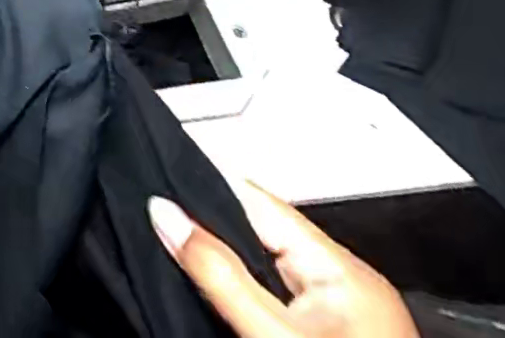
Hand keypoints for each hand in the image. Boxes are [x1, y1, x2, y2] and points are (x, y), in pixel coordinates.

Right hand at [149, 184, 418, 337]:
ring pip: (266, 269)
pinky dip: (244, 293)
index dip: (207, 187)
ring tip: (176, 250)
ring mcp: (342, 317)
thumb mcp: (274, 336)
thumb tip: (165, 213)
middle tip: (158, 221)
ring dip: (225, 262)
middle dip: (211, 227)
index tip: (160, 181)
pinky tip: (215, 296)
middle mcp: (346, 284)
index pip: (259, 201)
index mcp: (341, 267)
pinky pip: (278, 300)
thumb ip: (219, 275)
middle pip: (261, 234)